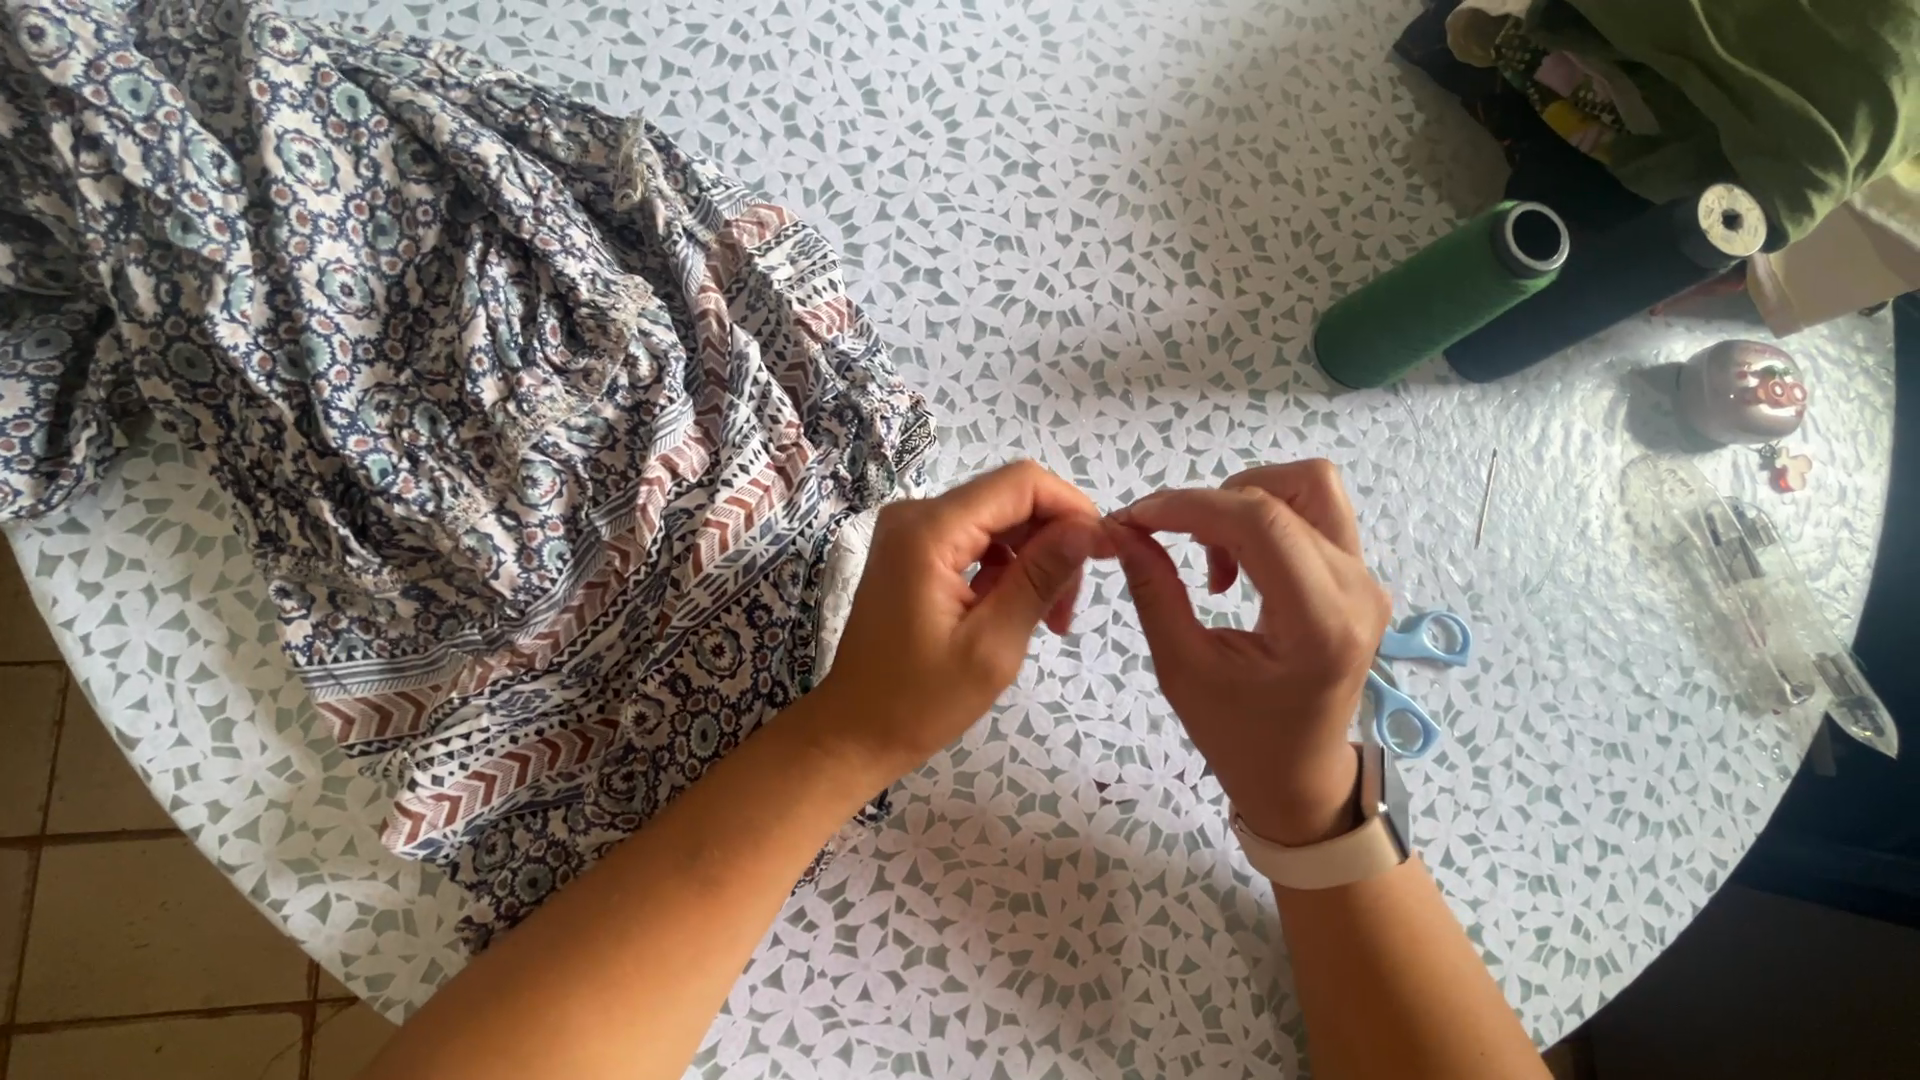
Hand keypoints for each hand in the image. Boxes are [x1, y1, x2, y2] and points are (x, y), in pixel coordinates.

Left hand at [818, 461, 1106, 780]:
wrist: (856, 730)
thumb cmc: (919, 701)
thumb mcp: (992, 645)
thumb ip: (1040, 578)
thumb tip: (1089, 527)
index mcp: (929, 531)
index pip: (1020, 483)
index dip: (1072, 508)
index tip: (1103, 554)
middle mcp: (916, 515)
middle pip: (1010, 499)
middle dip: (1054, 541)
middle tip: (1069, 608)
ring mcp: (911, 532)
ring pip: (999, 520)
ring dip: (1034, 559)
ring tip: (1049, 618)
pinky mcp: (914, 551)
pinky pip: (976, 539)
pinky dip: (1006, 568)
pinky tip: (1014, 610)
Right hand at [1107, 460, 1390, 845]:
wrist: (1300, 776)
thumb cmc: (1237, 735)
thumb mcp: (1181, 668)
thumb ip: (1154, 591)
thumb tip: (1122, 530)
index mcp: (1319, 622)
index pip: (1260, 521)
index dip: (1189, 504)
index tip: (1134, 518)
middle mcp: (1357, 588)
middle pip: (1289, 490)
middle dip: (1211, 503)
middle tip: (1167, 540)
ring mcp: (1366, 579)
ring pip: (1310, 487)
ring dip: (1245, 502)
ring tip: (1208, 553)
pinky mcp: (1358, 577)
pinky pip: (1313, 513)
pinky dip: (1262, 517)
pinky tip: (1233, 563)